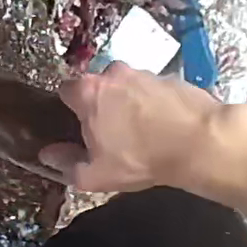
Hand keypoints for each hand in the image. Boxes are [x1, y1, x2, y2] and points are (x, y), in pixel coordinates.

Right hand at [37, 64, 235, 191]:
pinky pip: (153, 90)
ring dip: (129, 104)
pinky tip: (164, 128)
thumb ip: (66, 164)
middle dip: (101, 106)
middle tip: (111, 135)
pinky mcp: (172, 77)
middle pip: (98, 87)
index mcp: (89, 92)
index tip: (79, 129)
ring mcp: (145, 72)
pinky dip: (154, 105)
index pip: (65, 91)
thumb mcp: (96, 174)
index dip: (70, 110)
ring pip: (127, 87)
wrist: (198, 143)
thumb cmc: (140, 159)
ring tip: (142, 134)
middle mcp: (114, 73)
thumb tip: (48, 155)